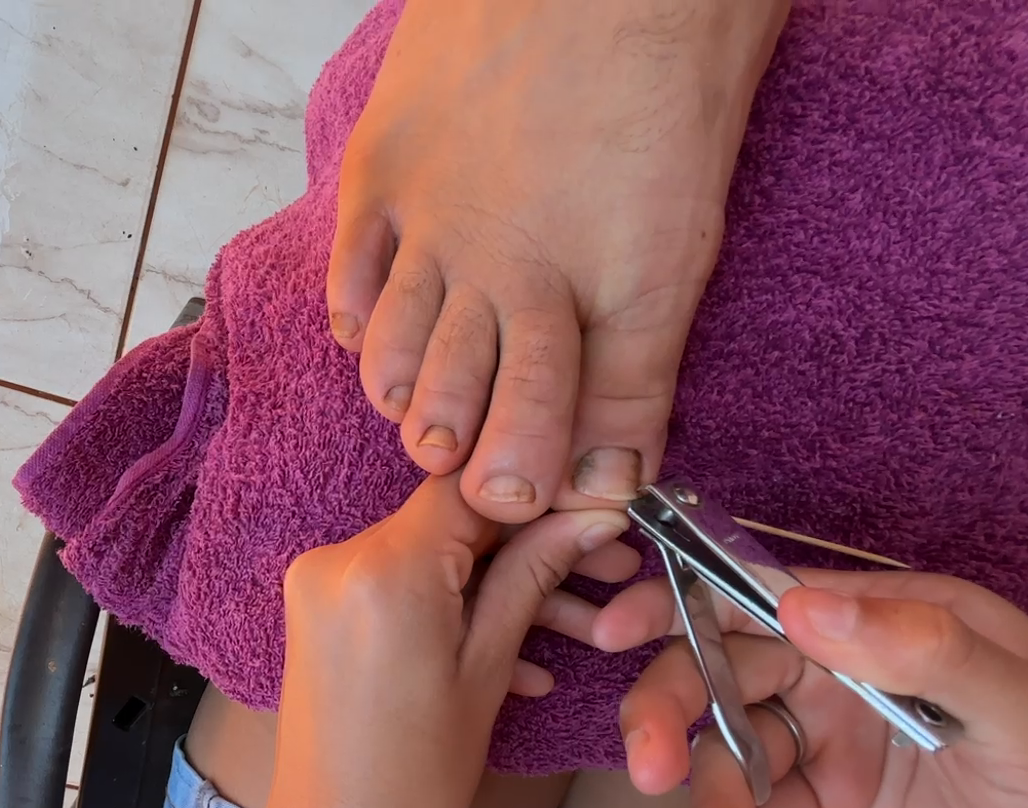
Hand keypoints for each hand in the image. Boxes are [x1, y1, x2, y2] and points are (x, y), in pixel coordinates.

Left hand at [264, 474, 631, 807]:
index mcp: (383, 569)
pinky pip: (395, 586)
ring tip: (579, 626)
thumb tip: (590, 517)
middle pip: (448, 522)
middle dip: (526, 547)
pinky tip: (515, 654)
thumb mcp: (488, 669)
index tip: (595, 518)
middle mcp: (337, 558)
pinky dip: (446, 607)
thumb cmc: (417, 779)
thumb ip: (532, 578)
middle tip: (605, 572)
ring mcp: (319, 582)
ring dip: (494, 586)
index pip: (469, 489)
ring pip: (427, 556)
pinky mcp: (316, 606)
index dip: (540, 497)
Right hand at [329, 0, 788, 521]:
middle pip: (448, 398)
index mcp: (574, 289)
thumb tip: (614, 477)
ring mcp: (424, 216)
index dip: (527, 479)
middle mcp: (487, 267)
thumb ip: (638, 373)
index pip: (536, 422)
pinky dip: (353, 318)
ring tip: (414, 419)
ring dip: (399, 396)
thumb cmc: (672, 79)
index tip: (525, 507)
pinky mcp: (382, 169)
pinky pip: (346, 273)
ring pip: (388, 348)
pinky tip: (368, 334)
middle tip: (453, 472)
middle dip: (454, 452)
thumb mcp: (681, 245)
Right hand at [588, 570, 1027, 807]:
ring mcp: (822, 739)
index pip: (757, 593)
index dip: (675, 603)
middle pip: (715, 676)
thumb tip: (799, 603)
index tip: (616, 630)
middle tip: (645, 770)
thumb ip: (925, 651)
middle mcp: (836, 670)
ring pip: (726, 758)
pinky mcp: (821, 806)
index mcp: (885, 621)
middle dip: (668, 718)